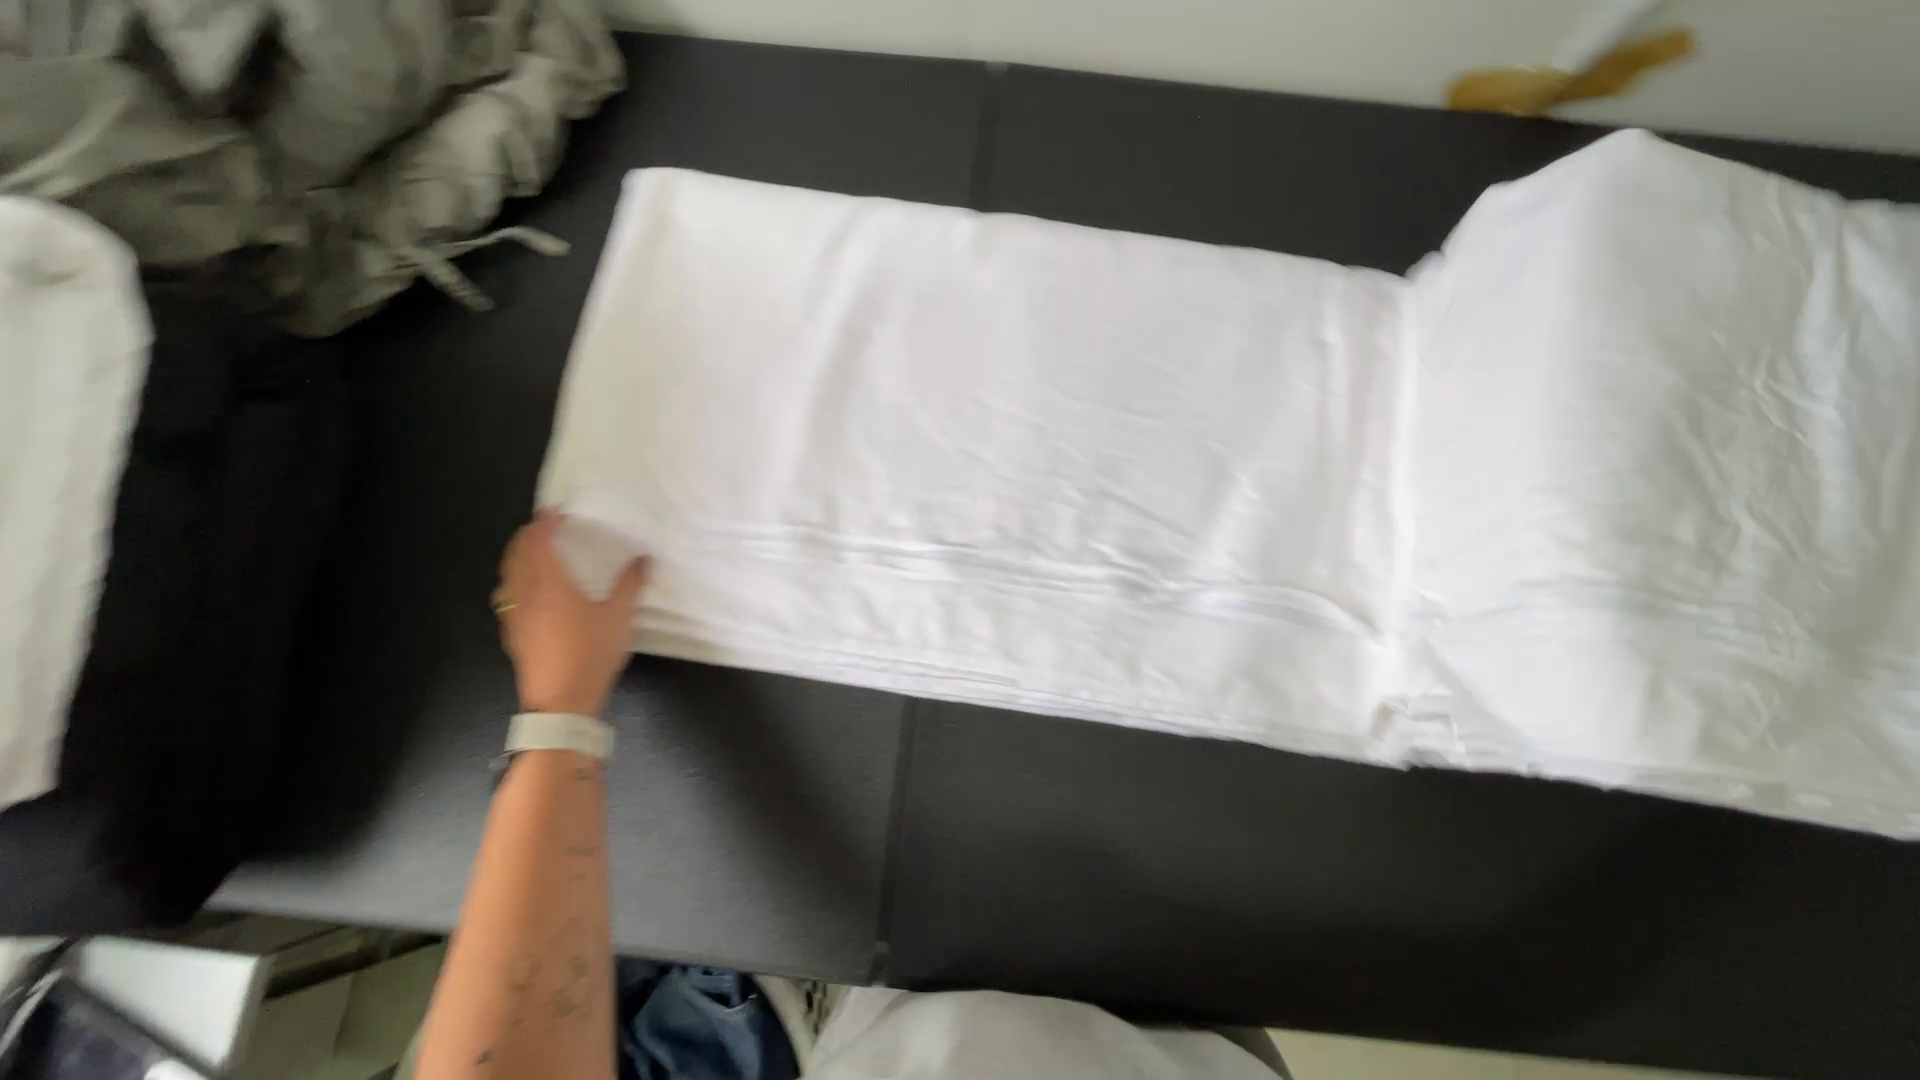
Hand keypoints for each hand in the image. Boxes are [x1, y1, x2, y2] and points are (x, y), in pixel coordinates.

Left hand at [494, 511, 648, 717]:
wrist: (561, 701)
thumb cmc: (592, 653)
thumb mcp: (620, 617)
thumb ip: (631, 584)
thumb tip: (644, 558)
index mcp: (549, 583)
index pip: (539, 541)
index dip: (545, 523)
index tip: (557, 512)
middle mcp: (524, 593)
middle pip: (516, 554)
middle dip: (527, 536)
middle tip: (545, 528)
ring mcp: (513, 615)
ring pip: (507, 575)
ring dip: (518, 558)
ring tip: (535, 555)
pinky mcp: (512, 634)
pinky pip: (507, 596)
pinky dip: (515, 581)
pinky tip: (530, 593)